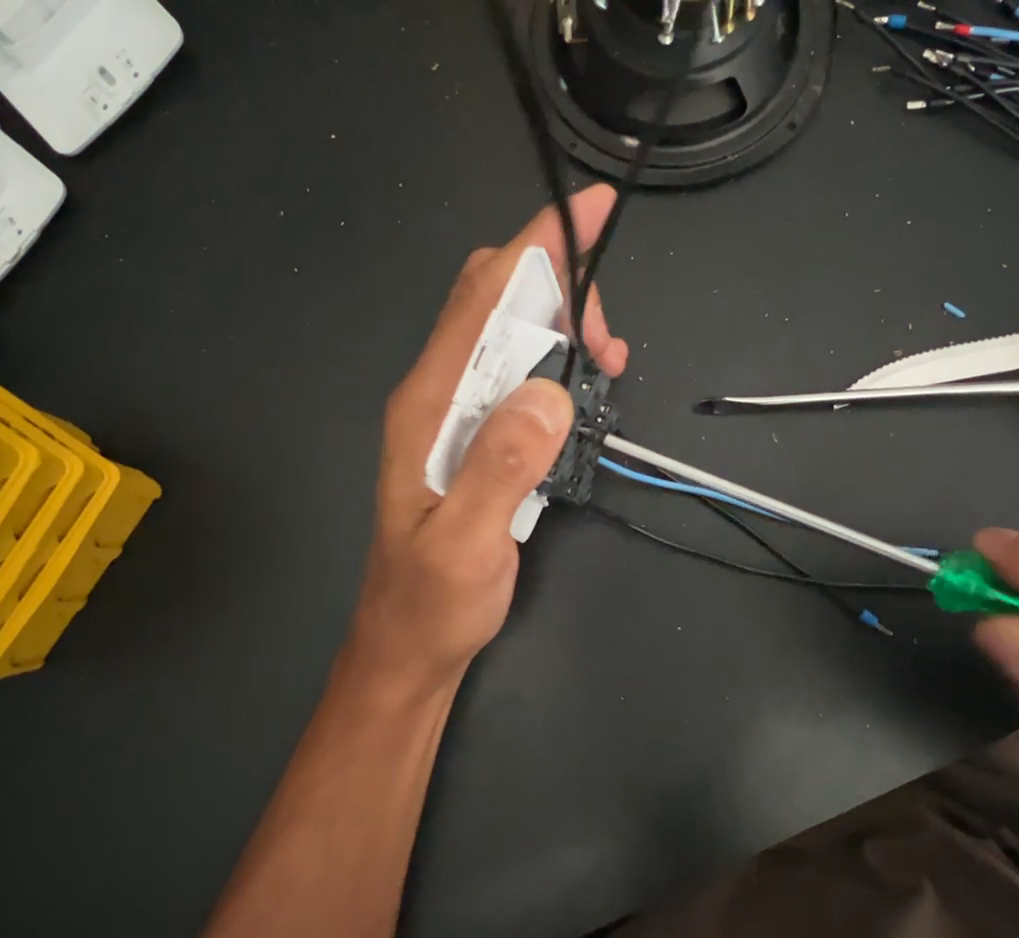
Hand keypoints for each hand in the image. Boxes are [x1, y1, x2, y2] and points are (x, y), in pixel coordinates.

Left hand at [347, 186, 629, 688]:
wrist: (410, 646)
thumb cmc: (432, 601)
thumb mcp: (467, 543)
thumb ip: (503, 465)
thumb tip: (551, 391)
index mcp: (427, 406)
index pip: (480, 299)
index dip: (536, 247)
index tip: (592, 211)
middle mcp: (437, 397)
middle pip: (493, 302)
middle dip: (558, 292)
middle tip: (608, 345)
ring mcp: (454, 417)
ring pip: (508, 337)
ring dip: (561, 330)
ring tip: (607, 367)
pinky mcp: (475, 441)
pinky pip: (517, 378)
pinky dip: (556, 366)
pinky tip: (583, 393)